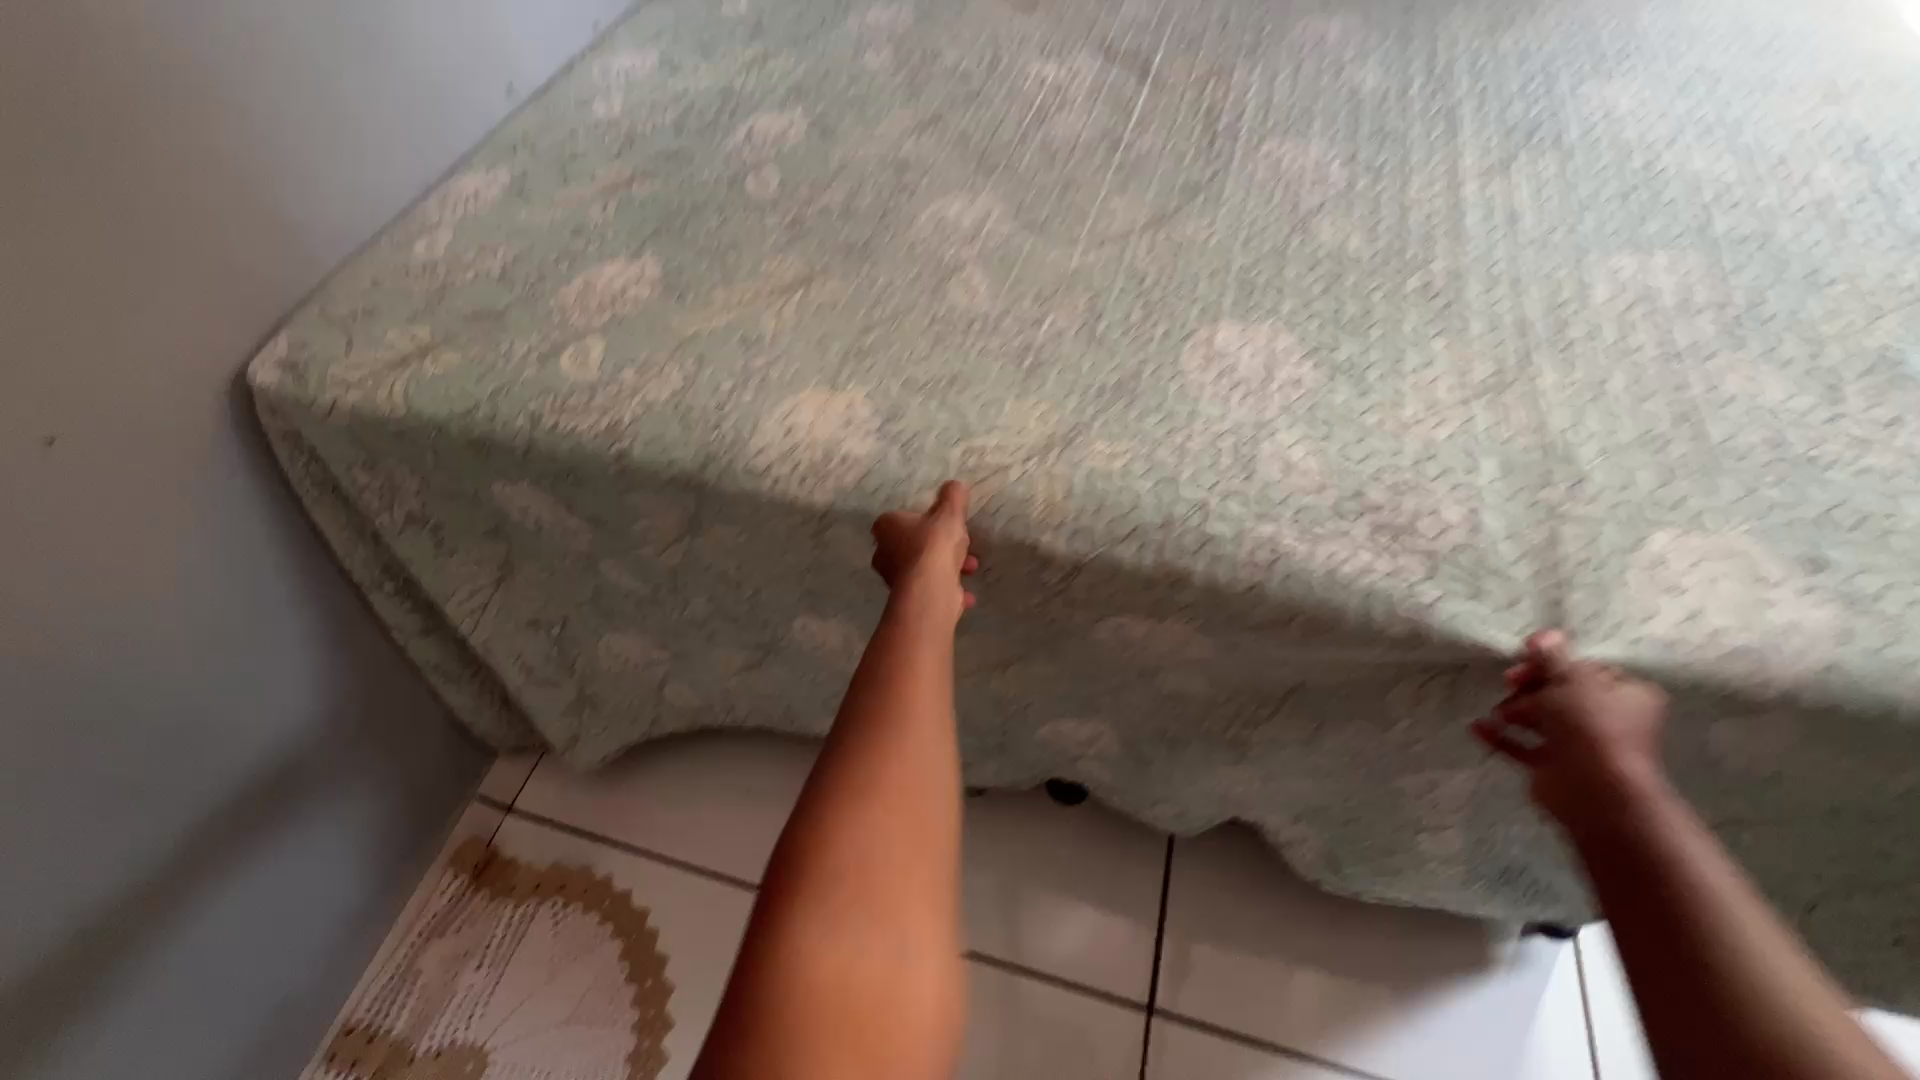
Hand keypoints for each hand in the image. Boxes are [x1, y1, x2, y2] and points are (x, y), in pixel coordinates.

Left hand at [871, 481, 978, 616]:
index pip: (899, 518)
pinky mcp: (906, 598)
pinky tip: (966, 594)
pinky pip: (929, 589)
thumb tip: (955, 485)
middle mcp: (884, 553)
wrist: (930, 589)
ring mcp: (893, 579)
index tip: (944, 526)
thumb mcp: (950, 512)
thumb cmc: (934, 544)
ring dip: (948, 567)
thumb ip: (953, 496)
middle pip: (914, 545)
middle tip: (962, 548)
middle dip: (941, 547)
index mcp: (886, 527)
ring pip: (923, 568)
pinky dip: (947, 590)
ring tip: (971, 569)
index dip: (923, 521)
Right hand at [1473, 630, 1670, 835]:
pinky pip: (1522, 746)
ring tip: (1499, 712)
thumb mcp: (1572, 680)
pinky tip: (1477, 727)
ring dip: (1514, 709)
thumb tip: (1546, 634)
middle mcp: (1607, 719)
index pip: (1587, 668)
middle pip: (1560, 692)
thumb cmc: (1592, 726)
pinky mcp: (1554, 766)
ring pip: (1541, 719)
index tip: (1525, 654)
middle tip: (1509, 681)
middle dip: (1530, 686)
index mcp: (1626, 694)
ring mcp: (1580, 744)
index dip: (1555, 660)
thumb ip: (1554, 657)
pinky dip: (1501, 736)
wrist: (1594, 789)